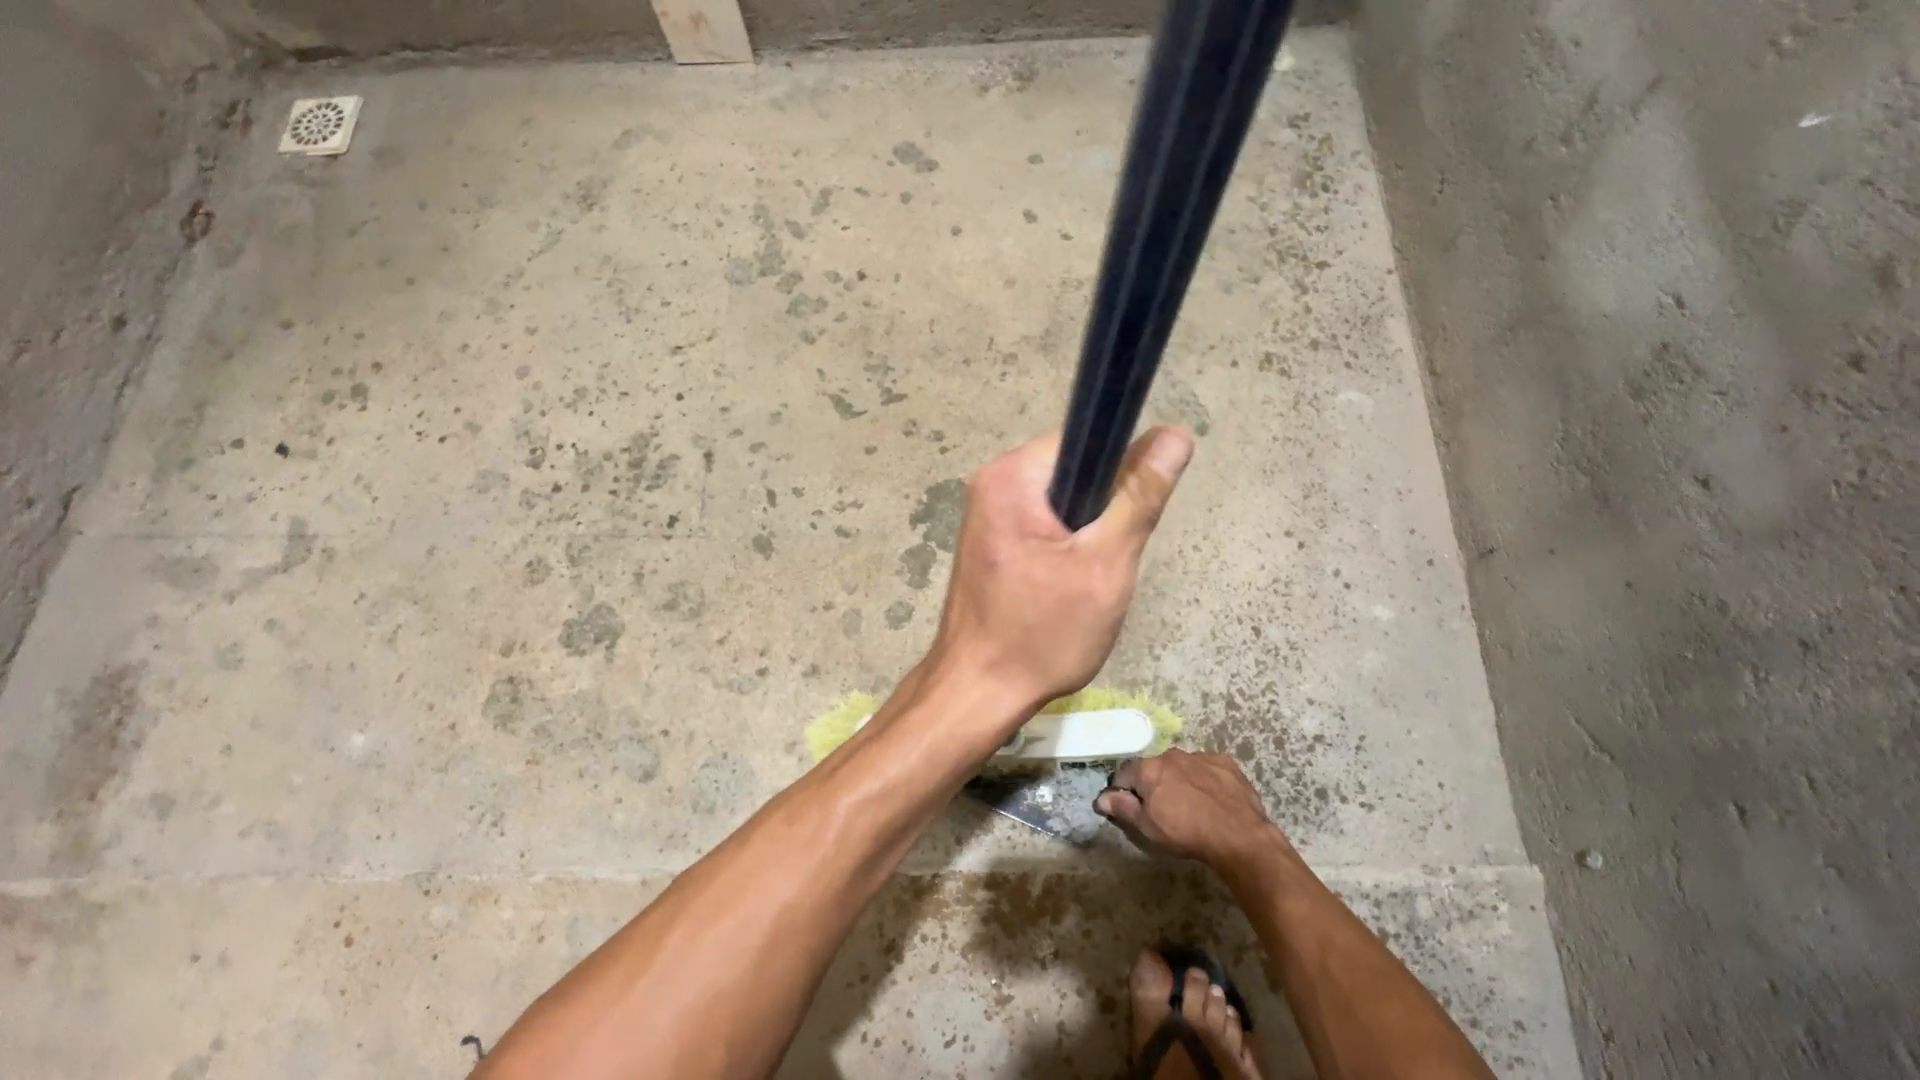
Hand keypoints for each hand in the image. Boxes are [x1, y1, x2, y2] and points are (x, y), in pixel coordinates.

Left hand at [928, 426, 1193, 713]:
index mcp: (1011, 475)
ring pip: (1063, 504)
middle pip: (1074, 471)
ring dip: (1087, 535)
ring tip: (1087, 580)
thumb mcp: (1105, 565)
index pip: (1085, 441)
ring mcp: (987, 514)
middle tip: (1106, 562)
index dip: (1121, 472)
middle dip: (1103, 512)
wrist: (978, 694)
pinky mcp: (990, 542)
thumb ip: (1140, 496)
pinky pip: (1044, 526)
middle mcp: (992, 483)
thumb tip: (1175, 434)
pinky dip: (1066, 550)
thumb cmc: (1042, 633)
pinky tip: (1067, 587)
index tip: (1130, 518)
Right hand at [1095, 749, 1292, 870]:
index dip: (1123, 791)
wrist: (1237, 834)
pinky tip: (1213, 799)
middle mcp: (1171, 755)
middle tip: (1164, 811)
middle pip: (1154, 769)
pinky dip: (1205, 780)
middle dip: (1154, 785)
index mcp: (1148, 769)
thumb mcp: (1147, 827)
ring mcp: (1200, 756)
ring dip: (1180, 781)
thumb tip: (1101, 797)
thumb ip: (1122, 808)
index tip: (1131, 808)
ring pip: (1182, 767)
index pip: (1124, 774)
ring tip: (1192, 806)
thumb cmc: (1185, 832)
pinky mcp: (1225, 762)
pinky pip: (1207, 768)